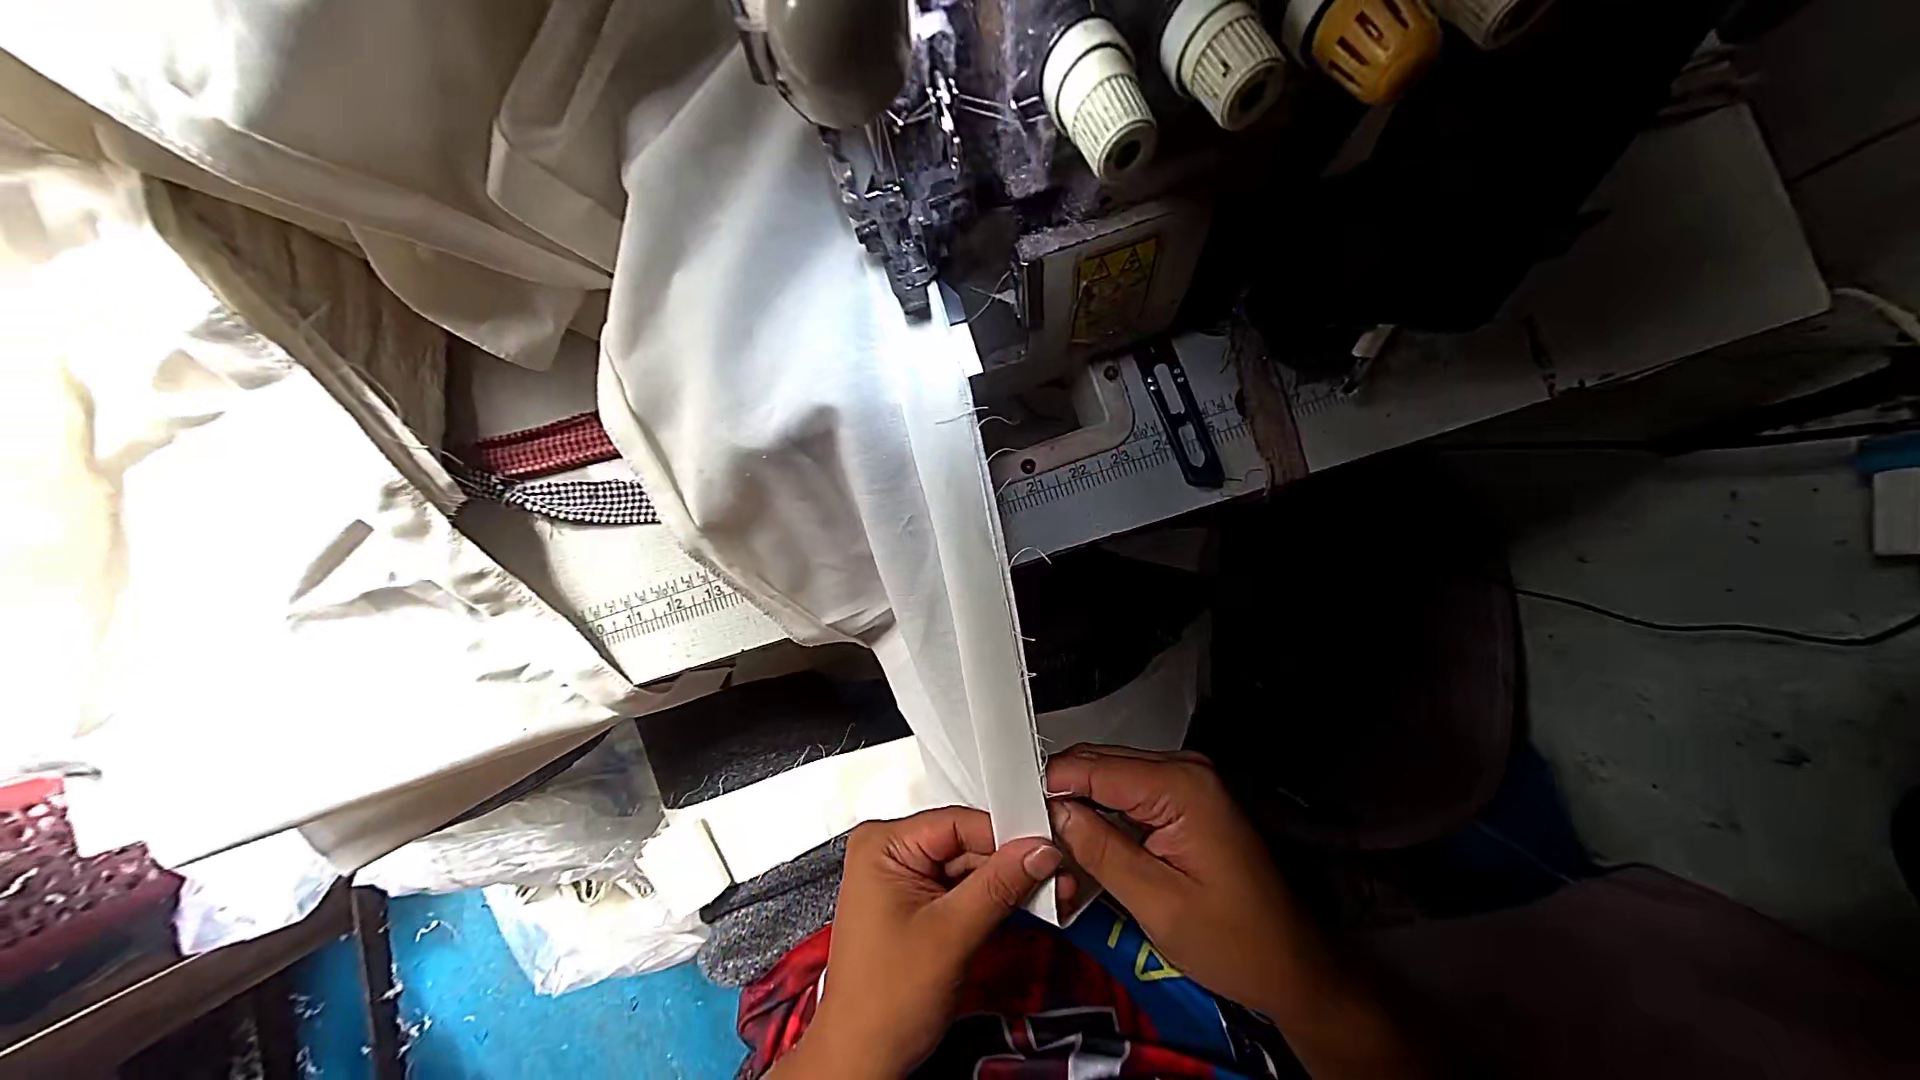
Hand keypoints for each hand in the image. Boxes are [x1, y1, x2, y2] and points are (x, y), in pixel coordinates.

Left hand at [772, 807, 1063, 1079]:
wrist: (861, 1060)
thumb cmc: (880, 1004)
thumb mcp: (949, 936)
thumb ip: (997, 886)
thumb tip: (1036, 851)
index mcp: (882, 845)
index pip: (958, 823)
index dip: (1006, 834)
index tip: (1046, 846)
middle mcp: (890, 852)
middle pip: (966, 842)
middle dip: (1011, 862)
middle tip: (1055, 873)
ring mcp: (904, 876)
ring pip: (970, 865)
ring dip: (1008, 881)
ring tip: (1047, 890)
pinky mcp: (919, 900)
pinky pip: (963, 886)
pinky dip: (993, 897)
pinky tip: (1023, 903)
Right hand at [1044, 745, 1305, 1013]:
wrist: (1292, 965)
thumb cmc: (1239, 942)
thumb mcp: (1157, 903)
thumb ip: (1099, 850)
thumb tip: (1055, 814)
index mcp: (1182, 787)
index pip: (1094, 767)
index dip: (1051, 786)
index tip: (1018, 809)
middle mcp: (1186, 771)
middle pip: (1099, 764)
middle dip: (1063, 795)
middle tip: (1033, 833)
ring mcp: (1187, 782)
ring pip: (1109, 776)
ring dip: (1080, 804)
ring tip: (1056, 842)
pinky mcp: (1184, 798)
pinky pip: (1128, 791)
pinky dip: (1102, 812)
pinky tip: (1087, 840)